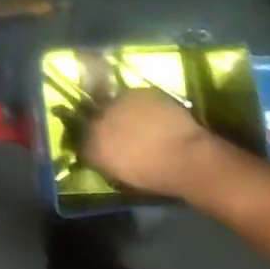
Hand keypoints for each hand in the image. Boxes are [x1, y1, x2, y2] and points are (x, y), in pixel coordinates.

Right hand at [81, 89, 216, 197]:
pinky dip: (142, 104)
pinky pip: (136, 97)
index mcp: (92, 146)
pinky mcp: (140, 91)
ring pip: (116, 103)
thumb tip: (107, 153)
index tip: (107, 146)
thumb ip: (107, 160)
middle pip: (98, 116)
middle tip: (123, 132)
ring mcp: (120, 102)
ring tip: (141, 121)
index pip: (84, 140)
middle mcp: (99, 120)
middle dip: (107, 122)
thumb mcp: (121, 176)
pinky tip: (155, 114)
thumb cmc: (154, 177)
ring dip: (123, 110)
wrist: (185, 157)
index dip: (97, 142)